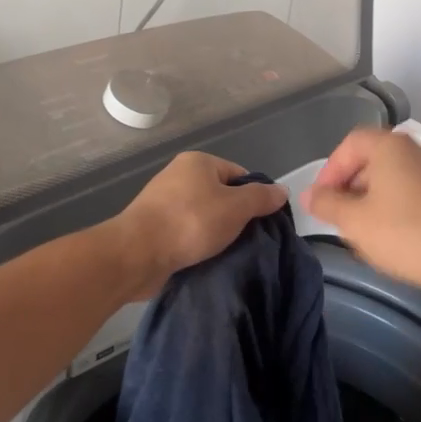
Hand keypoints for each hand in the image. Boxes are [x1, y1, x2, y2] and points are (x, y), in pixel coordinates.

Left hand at [111, 151, 289, 299]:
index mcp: (198, 162)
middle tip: (248, 241)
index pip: (238, 175)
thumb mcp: (235, 208)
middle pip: (220, 195)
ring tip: (228, 253)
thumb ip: (261, 198)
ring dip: (215, 234)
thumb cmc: (190, 222)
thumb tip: (282, 191)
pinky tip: (205, 260)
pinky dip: (196, 244)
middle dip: (234, 218)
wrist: (138, 253)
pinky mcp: (154, 227)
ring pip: (203, 216)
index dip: (253, 197)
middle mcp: (179, 175)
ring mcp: (163, 201)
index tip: (261, 223)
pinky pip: (185, 232)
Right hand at [301, 128, 420, 298]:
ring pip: (397, 176)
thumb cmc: (407, 237)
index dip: (330, 169)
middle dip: (352, 185)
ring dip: (374, 197)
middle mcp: (420, 149)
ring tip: (365, 230)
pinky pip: (418, 190)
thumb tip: (310, 195)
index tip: (321, 198)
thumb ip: (327, 204)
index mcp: (393, 146)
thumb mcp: (355, 222)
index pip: (351, 144)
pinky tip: (396, 236)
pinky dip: (399, 205)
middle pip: (375, 157)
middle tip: (340, 216)